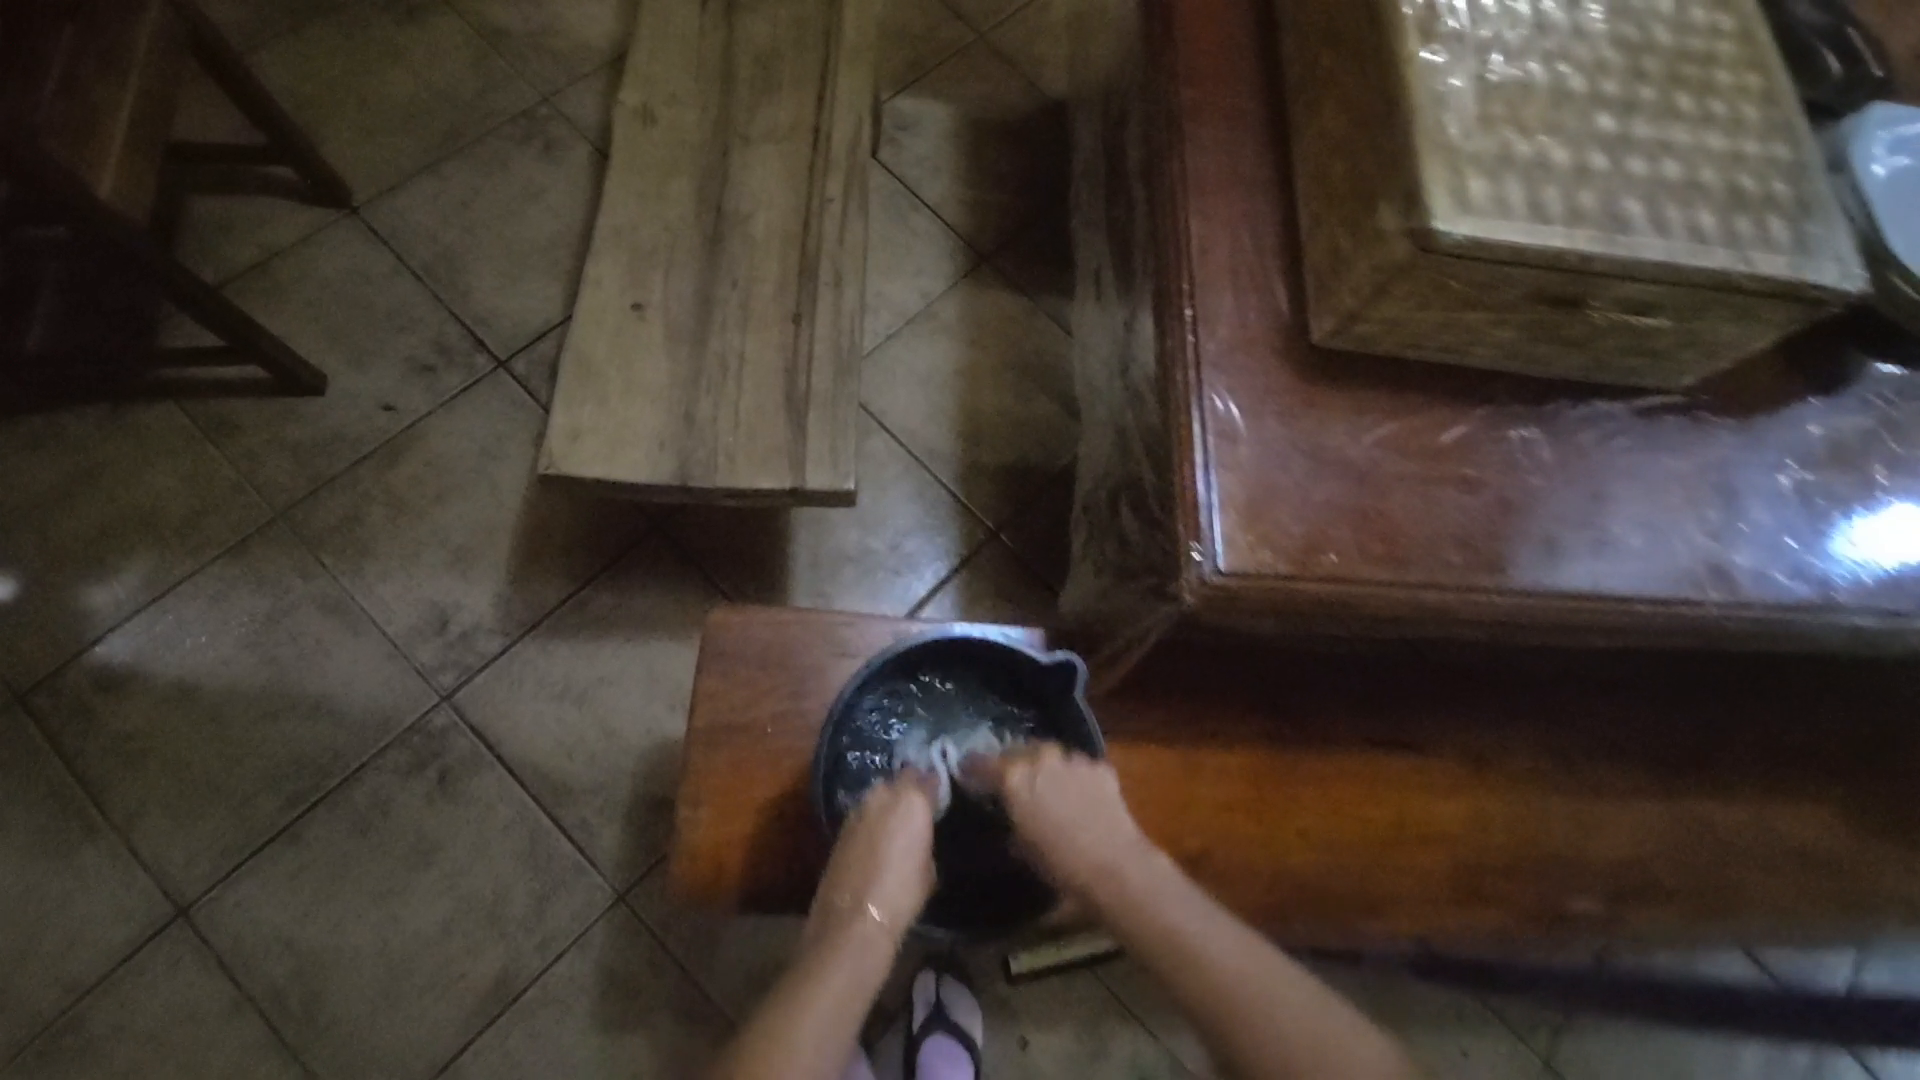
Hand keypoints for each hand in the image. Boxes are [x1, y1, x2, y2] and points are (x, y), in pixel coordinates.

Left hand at [806, 770, 939, 946]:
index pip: (928, 779)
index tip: (939, 794)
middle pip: (900, 779)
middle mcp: (884, 796)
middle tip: (917, 802)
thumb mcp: (929, 869)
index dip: (934, 786)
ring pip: (878, 793)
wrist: (854, 917)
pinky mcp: (840, 826)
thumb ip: (925, 841)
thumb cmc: (902, 894)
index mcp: (913, 801)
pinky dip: (871, 817)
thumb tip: (918, 837)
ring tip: (895, 817)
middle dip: (909, 786)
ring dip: (888, 800)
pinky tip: (875, 833)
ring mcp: (858, 809)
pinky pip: (862, 812)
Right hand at [961, 742, 1157, 903]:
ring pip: (1050, 755)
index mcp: (1014, 777)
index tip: (967, 774)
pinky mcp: (1099, 766)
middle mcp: (1041, 758)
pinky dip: (1073, 776)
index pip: (982, 762)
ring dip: (1044, 767)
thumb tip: (1009, 811)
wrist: (1113, 866)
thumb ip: (1010, 817)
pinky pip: (1078, 766)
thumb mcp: (1020, 845)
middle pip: (1018, 751)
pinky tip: (1079, 795)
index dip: (972, 768)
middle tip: (1011, 780)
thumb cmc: (1058, 863)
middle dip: (1012, 763)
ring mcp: (1073, 759)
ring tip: (1047, 786)